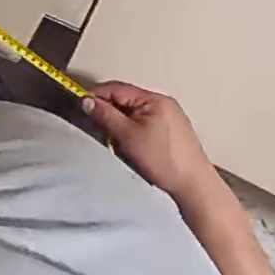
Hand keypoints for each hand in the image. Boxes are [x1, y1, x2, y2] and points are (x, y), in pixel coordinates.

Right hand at [82, 82, 221, 201]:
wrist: (193, 186)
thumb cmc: (164, 161)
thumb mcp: (128, 136)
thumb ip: (106, 116)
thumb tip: (87, 101)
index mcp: (154, 99)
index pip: (118, 88)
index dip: (97, 95)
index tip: (80, 104)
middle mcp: (163, 103)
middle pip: (126, 99)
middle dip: (107, 109)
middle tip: (92, 124)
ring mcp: (169, 117)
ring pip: (134, 112)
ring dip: (119, 121)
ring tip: (109, 137)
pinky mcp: (170, 132)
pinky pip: (144, 122)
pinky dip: (131, 129)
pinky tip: (126, 144)